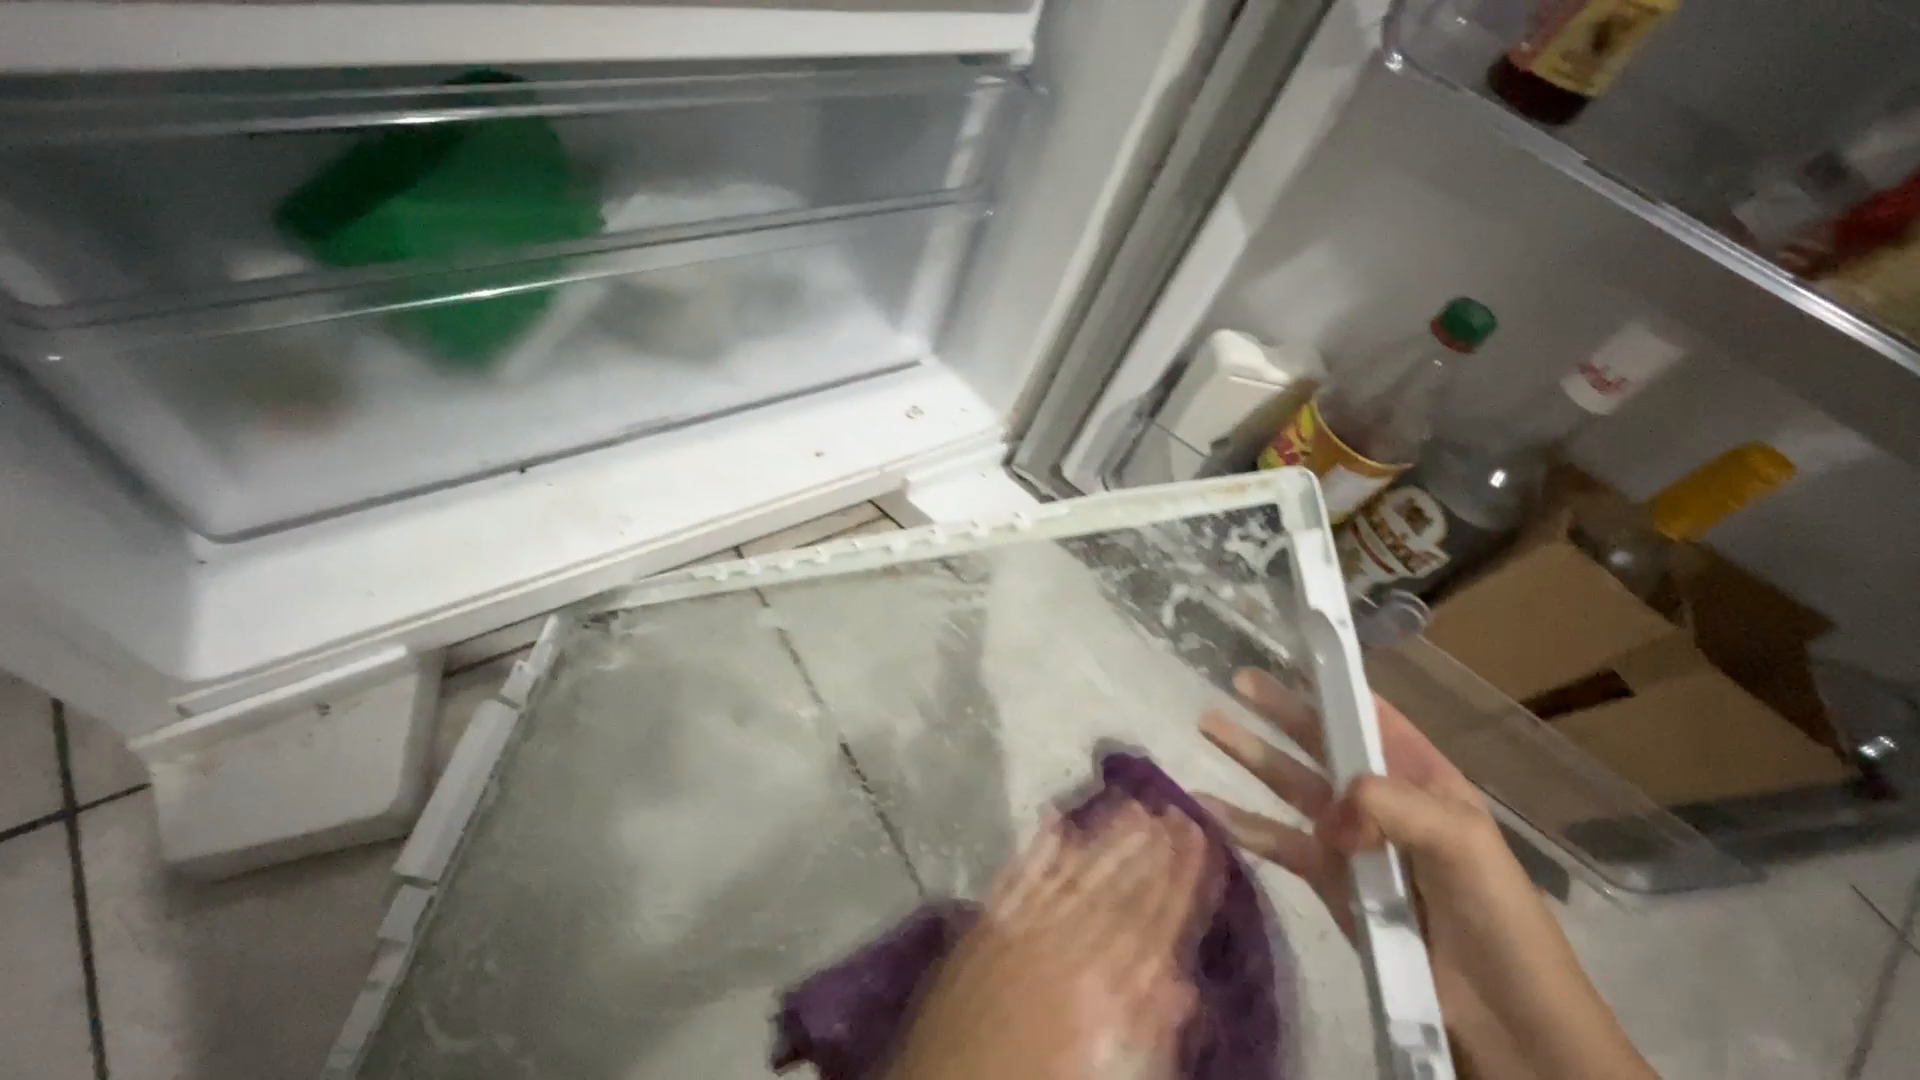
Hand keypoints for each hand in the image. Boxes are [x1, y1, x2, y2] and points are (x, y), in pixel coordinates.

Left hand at [886, 800, 1214, 1079]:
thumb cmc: (1041, 1079)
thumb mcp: (1113, 1069)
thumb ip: (1147, 1025)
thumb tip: (1182, 982)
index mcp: (1102, 989)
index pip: (1153, 923)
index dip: (1180, 879)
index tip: (1199, 839)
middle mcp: (1064, 948)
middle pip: (1117, 891)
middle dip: (1150, 851)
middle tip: (1175, 810)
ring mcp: (1020, 931)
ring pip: (1073, 875)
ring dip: (1104, 839)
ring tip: (1132, 806)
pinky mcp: (982, 928)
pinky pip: (1016, 879)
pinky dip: (1036, 849)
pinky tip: (1054, 820)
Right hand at [1197, 669, 1656, 1079]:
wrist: (1506, 1022)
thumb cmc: (1496, 919)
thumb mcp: (1460, 845)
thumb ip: (1391, 807)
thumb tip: (1325, 812)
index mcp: (1424, 780)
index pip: (1373, 717)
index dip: (1335, 684)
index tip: (1295, 652)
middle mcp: (1384, 802)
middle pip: (1323, 744)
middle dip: (1282, 711)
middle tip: (1239, 680)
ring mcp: (1354, 843)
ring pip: (1294, 787)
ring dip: (1253, 757)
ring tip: (1209, 726)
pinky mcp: (1332, 884)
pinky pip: (1282, 843)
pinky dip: (1246, 824)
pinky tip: (1210, 808)